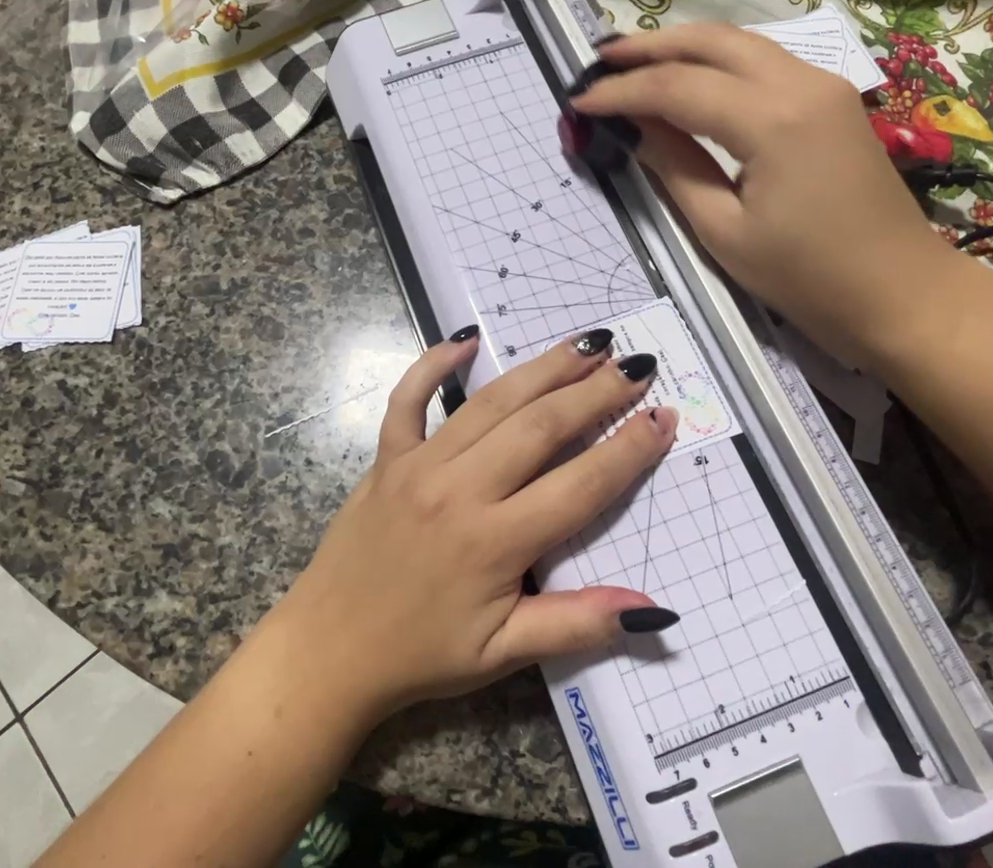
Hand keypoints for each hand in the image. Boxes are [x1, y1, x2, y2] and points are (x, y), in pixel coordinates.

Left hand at [267, 327, 679, 722]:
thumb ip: (576, 624)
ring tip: (585, 343)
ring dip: (541, 369)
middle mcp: (459, 490)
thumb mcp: (503, 653)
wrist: (328, 650)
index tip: (664, 417)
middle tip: (636, 364)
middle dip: (595, 392)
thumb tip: (652, 609)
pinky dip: (433, 364)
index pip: (580, 484)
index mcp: (494, 541)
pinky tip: (464, 338)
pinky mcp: (385, 459)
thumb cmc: (421, 654)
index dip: (628, 449)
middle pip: (541, 427)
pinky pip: (408, 398)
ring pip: (490, 403)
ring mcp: (417, 466)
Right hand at [572, 23, 957, 365]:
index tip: (578, 102)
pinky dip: (717, 62)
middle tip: (597, 62)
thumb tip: (633, 126)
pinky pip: (763, 62)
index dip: (621, 91)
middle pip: (711, 41)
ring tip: (631, 63)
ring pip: (739, 42)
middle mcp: (801, 83)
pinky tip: (688, 79)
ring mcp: (823, 85)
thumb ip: (675, 167)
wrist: (899, 293)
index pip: (678, 86)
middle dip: (648, 47)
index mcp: (773, 120)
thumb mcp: (724, 231)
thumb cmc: (807, 278)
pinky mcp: (831, 99)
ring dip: (682, 47)